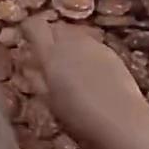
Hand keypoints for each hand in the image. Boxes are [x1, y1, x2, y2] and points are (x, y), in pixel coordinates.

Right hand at [22, 16, 148, 148]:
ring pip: (74, 33)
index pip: (35, 26)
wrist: (123, 121)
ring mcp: (93, 45)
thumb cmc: (79, 118)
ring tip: (68, 61)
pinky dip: (84, 50)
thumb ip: (39, 79)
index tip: (25, 36)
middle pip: (56, 26)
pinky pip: (91, 43)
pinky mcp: (111, 52)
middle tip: (46, 53)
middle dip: (48, 35)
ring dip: (67, 42)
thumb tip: (31, 66)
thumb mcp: (50, 101)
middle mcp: (71, 43)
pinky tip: (88, 70)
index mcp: (51, 55)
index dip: (28, 28)